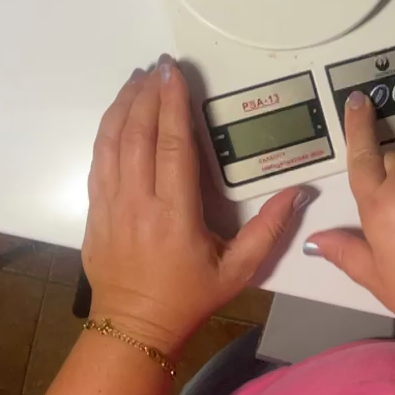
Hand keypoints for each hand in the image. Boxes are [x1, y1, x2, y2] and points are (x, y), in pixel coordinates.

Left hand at [81, 55, 305, 355]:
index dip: (172, 106)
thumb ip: (269, 230)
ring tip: (137, 78)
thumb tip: (298, 192)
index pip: (171, 147)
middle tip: (159, 66)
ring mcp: (111, 205)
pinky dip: (106, 130)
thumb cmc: (190, 297)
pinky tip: (117, 113)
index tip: (174, 74)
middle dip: (147, 95)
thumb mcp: (239, 270)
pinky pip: (98, 160)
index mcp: (174, 215)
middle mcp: (138, 203)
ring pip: (112, 142)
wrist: (134, 328)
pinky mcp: (96, 209)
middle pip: (137, 135)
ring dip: (123, 106)